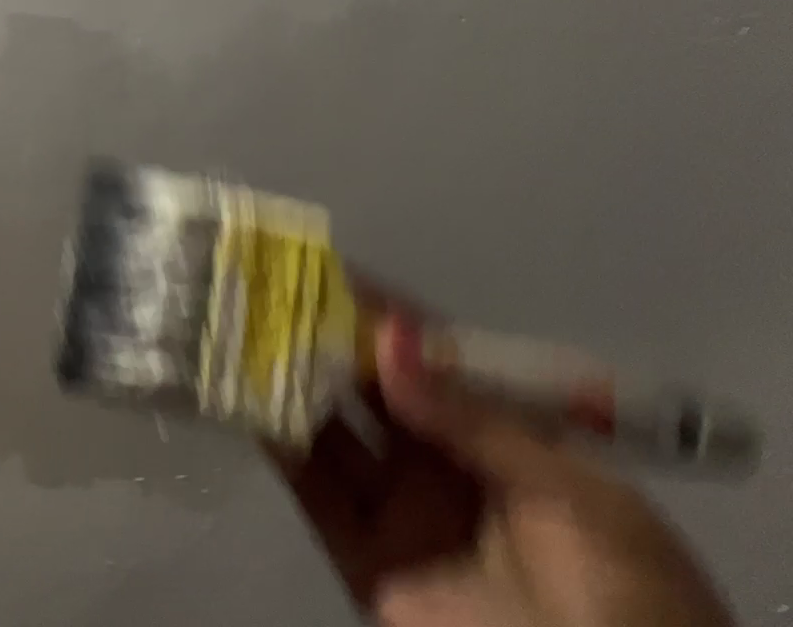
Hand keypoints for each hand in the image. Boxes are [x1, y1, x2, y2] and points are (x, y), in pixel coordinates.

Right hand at [274, 311, 733, 626]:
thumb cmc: (621, 598)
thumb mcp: (575, 498)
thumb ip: (476, 420)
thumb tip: (391, 336)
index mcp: (517, 449)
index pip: (444, 369)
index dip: (392, 323)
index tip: (337, 275)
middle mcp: (452, 470)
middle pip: (380, 395)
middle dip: (331, 346)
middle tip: (274, 297)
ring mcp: (405, 512)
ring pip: (337, 435)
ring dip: (295, 388)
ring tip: (249, 338)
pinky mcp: (363, 554)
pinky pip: (315, 492)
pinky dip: (280, 448)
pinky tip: (249, 404)